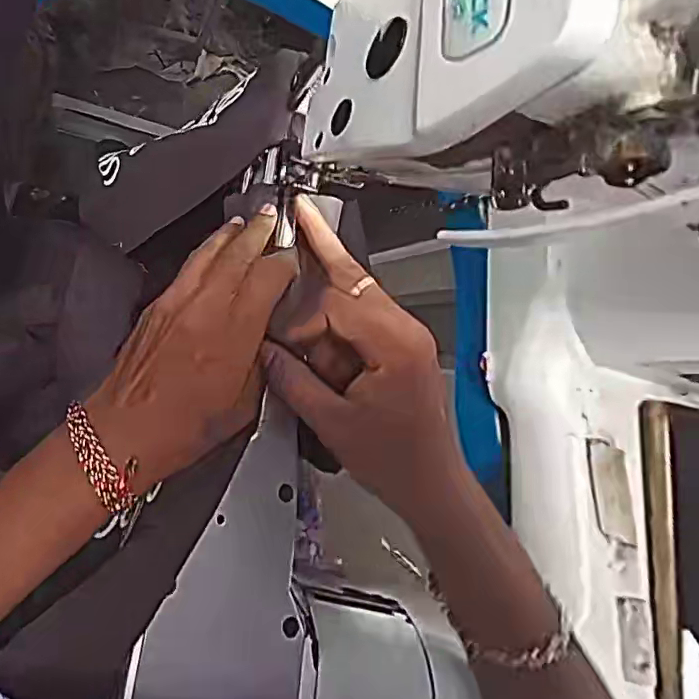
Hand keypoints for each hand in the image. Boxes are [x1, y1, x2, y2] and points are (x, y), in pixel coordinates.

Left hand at [83, 204, 297, 491]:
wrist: (123, 431)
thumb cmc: (180, 426)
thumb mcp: (243, 404)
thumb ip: (260, 362)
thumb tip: (267, 338)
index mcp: (234, 333)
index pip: (268, 276)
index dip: (285, 262)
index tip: (292, 258)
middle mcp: (205, 309)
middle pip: (238, 253)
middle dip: (259, 231)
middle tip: (272, 217)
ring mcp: (177, 303)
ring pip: (209, 253)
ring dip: (230, 235)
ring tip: (243, 224)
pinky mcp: (156, 306)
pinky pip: (187, 267)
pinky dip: (205, 252)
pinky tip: (211, 251)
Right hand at [261, 195, 467, 522]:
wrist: (432, 483)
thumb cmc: (397, 462)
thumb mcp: (333, 424)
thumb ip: (294, 381)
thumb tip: (266, 351)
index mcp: (396, 346)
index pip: (336, 306)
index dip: (301, 322)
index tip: (282, 345)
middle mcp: (405, 331)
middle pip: (355, 278)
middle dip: (323, 248)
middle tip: (301, 215)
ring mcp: (405, 335)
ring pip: (359, 290)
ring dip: (326, 278)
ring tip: (304, 242)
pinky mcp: (399, 344)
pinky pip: (363, 311)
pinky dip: (336, 304)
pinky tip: (318, 292)